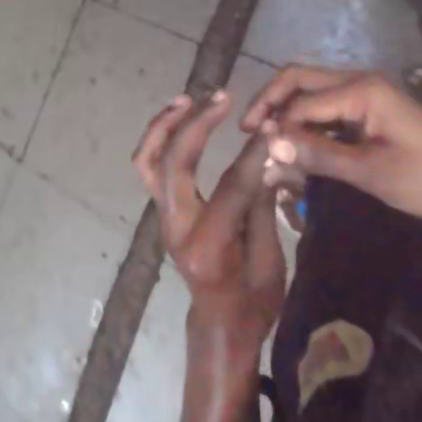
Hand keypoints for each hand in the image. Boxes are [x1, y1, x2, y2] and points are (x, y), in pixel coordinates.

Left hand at [132, 92, 286, 364]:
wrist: (220, 324)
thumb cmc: (252, 300)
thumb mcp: (270, 259)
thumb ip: (263, 204)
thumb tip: (272, 151)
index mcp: (208, 249)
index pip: (230, 188)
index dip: (253, 153)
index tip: (272, 124)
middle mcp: (176, 228)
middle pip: (174, 164)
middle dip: (196, 125)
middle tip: (222, 97)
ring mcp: (163, 217)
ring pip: (149, 161)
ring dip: (165, 124)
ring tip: (189, 98)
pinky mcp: (161, 208)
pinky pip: (150, 165)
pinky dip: (161, 136)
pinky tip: (182, 115)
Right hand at [244, 67, 421, 225]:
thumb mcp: (371, 172)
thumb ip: (317, 155)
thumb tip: (268, 145)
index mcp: (360, 88)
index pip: (301, 100)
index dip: (275, 123)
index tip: (254, 150)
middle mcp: (359, 80)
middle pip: (300, 80)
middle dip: (271, 102)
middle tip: (248, 132)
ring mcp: (367, 93)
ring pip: (313, 92)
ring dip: (288, 112)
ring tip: (269, 142)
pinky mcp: (372, 110)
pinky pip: (329, 108)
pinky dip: (309, 123)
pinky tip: (299, 146)